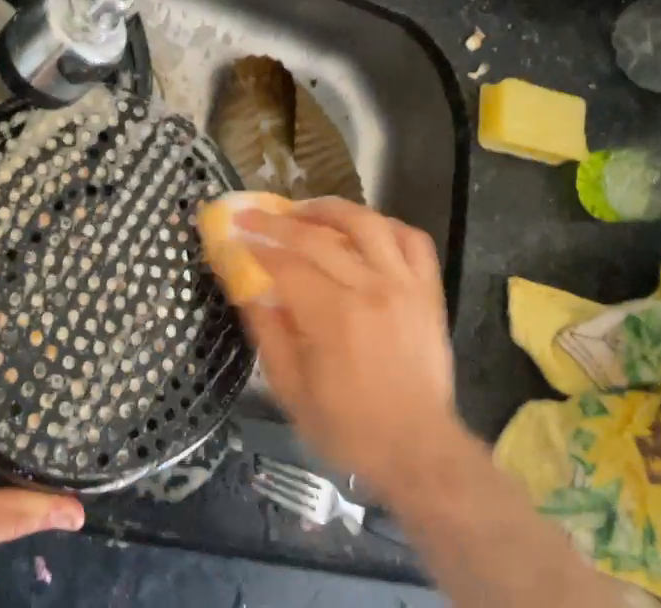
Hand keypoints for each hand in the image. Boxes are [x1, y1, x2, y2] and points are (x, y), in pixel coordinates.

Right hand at [235, 198, 456, 494]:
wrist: (417, 450)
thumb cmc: (348, 427)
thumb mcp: (291, 388)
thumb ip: (267, 331)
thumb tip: (245, 288)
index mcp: (332, 316)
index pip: (284, 264)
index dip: (254, 247)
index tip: (232, 236)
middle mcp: (369, 289)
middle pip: (317, 237)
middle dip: (277, 222)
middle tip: (251, 216)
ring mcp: (404, 286)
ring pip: (366, 224)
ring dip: (329, 209)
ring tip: (303, 210)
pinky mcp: (429, 292)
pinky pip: (412, 241)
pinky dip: (386, 225)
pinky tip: (363, 229)